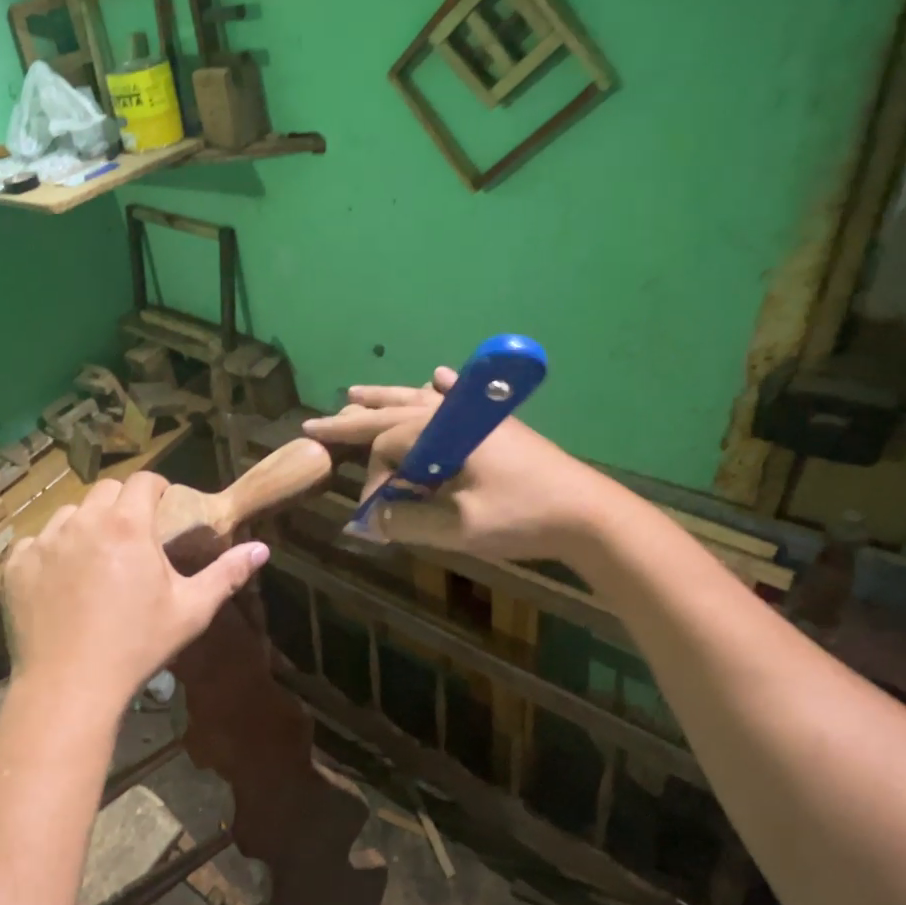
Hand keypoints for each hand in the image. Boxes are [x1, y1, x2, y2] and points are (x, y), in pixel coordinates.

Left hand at [1, 473, 268, 714]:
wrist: (69, 686)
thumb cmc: (137, 646)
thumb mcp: (191, 611)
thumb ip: (227, 574)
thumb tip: (261, 550)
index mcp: (129, 525)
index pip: (144, 481)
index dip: (156, 489)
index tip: (161, 506)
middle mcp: (84, 521)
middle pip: (105, 490)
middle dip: (122, 504)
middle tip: (132, 536)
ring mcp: (46, 541)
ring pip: (69, 513)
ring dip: (85, 525)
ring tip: (94, 558)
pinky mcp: (16, 564)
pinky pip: (35, 542)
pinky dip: (49, 552)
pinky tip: (59, 582)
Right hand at [301, 367, 609, 560]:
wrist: (588, 514)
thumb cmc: (521, 518)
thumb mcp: (457, 528)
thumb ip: (407, 521)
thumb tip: (371, 518)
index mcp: (441, 432)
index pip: (386, 448)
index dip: (371, 483)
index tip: (372, 516)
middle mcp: (453, 413)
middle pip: (392, 410)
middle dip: (353, 419)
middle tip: (317, 423)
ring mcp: (476, 414)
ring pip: (417, 399)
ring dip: (385, 398)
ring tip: (354, 394)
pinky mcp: (496, 423)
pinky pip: (457, 397)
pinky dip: (439, 389)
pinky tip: (436, 376)